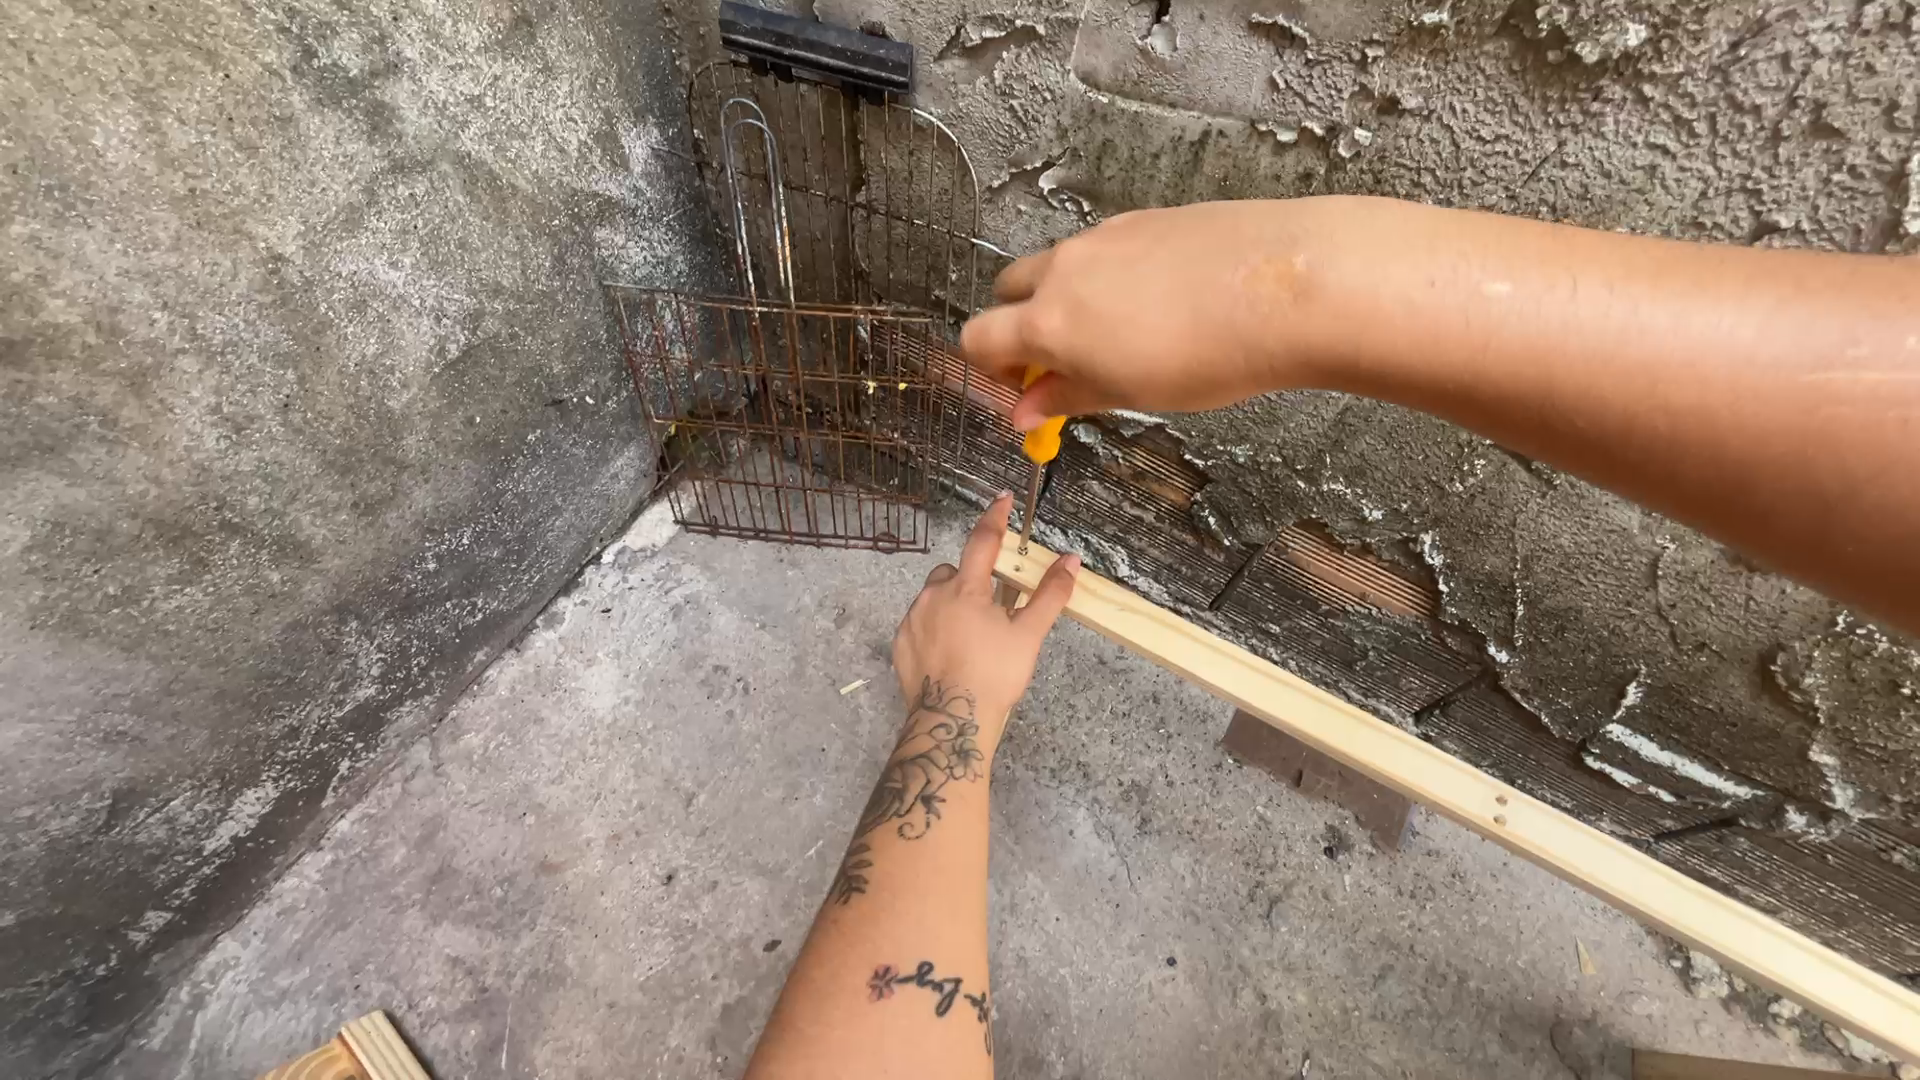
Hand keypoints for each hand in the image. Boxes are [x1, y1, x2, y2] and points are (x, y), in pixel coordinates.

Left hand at [891, 495, 1080, 750]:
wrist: (951, 720)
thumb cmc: (995, 675)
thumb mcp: (1029, 635)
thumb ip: (1049, 595)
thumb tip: (1071, 560)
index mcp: (967, 588)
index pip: (983, 540)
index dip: (995, 517)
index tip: (1003, 498)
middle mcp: (933, 595)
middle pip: (955, 571)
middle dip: (973, 580)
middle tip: (992, 610)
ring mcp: (913, 618)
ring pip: (934, 596)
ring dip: (952, 603)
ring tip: (972, 636)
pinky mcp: (900, 642)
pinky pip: (919, 621)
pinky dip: (935, 627)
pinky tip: (951, 652)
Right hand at [958, 199, 1344, 430]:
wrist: (1288, 287)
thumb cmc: (1204, 359)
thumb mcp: (1127, 394)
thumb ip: (1066, 397)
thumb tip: (1024, 412)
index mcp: (1048, 321)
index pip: (978, 339)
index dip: (989, 369)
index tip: (1022, 389)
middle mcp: (1063, 269)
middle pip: (1006, 292)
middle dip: (1017, 326)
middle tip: (1061, 361)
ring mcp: (1102, 236)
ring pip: (1054, 268)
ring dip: (1061, 301)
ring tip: (1117, 334)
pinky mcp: (1142, 217)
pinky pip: (1099, 250)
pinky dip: (1101, 278)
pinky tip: (1154, 301)